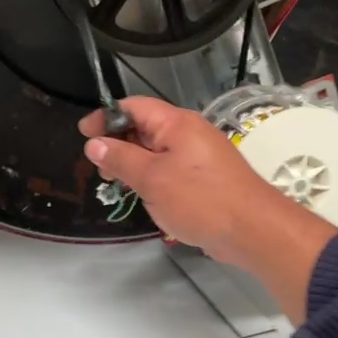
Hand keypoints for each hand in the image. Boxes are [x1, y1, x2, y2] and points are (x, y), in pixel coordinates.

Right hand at [80, 97, 337, 320]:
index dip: (106, 116)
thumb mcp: (151, 179)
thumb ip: (120, 158)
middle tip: (99, 168)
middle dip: (117, 143)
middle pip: (145, 127)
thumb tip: (94, 143)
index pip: (134, 106)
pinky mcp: (206, 177)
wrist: (253, 231)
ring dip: (134, 163)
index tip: (83, 134)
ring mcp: (200, 155)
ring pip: (157, 150)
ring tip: (117, 184)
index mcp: (176, 123)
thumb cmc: (200, 199)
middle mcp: (189, 132)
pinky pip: (171, 168)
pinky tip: (144, 196)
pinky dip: (152, 176)